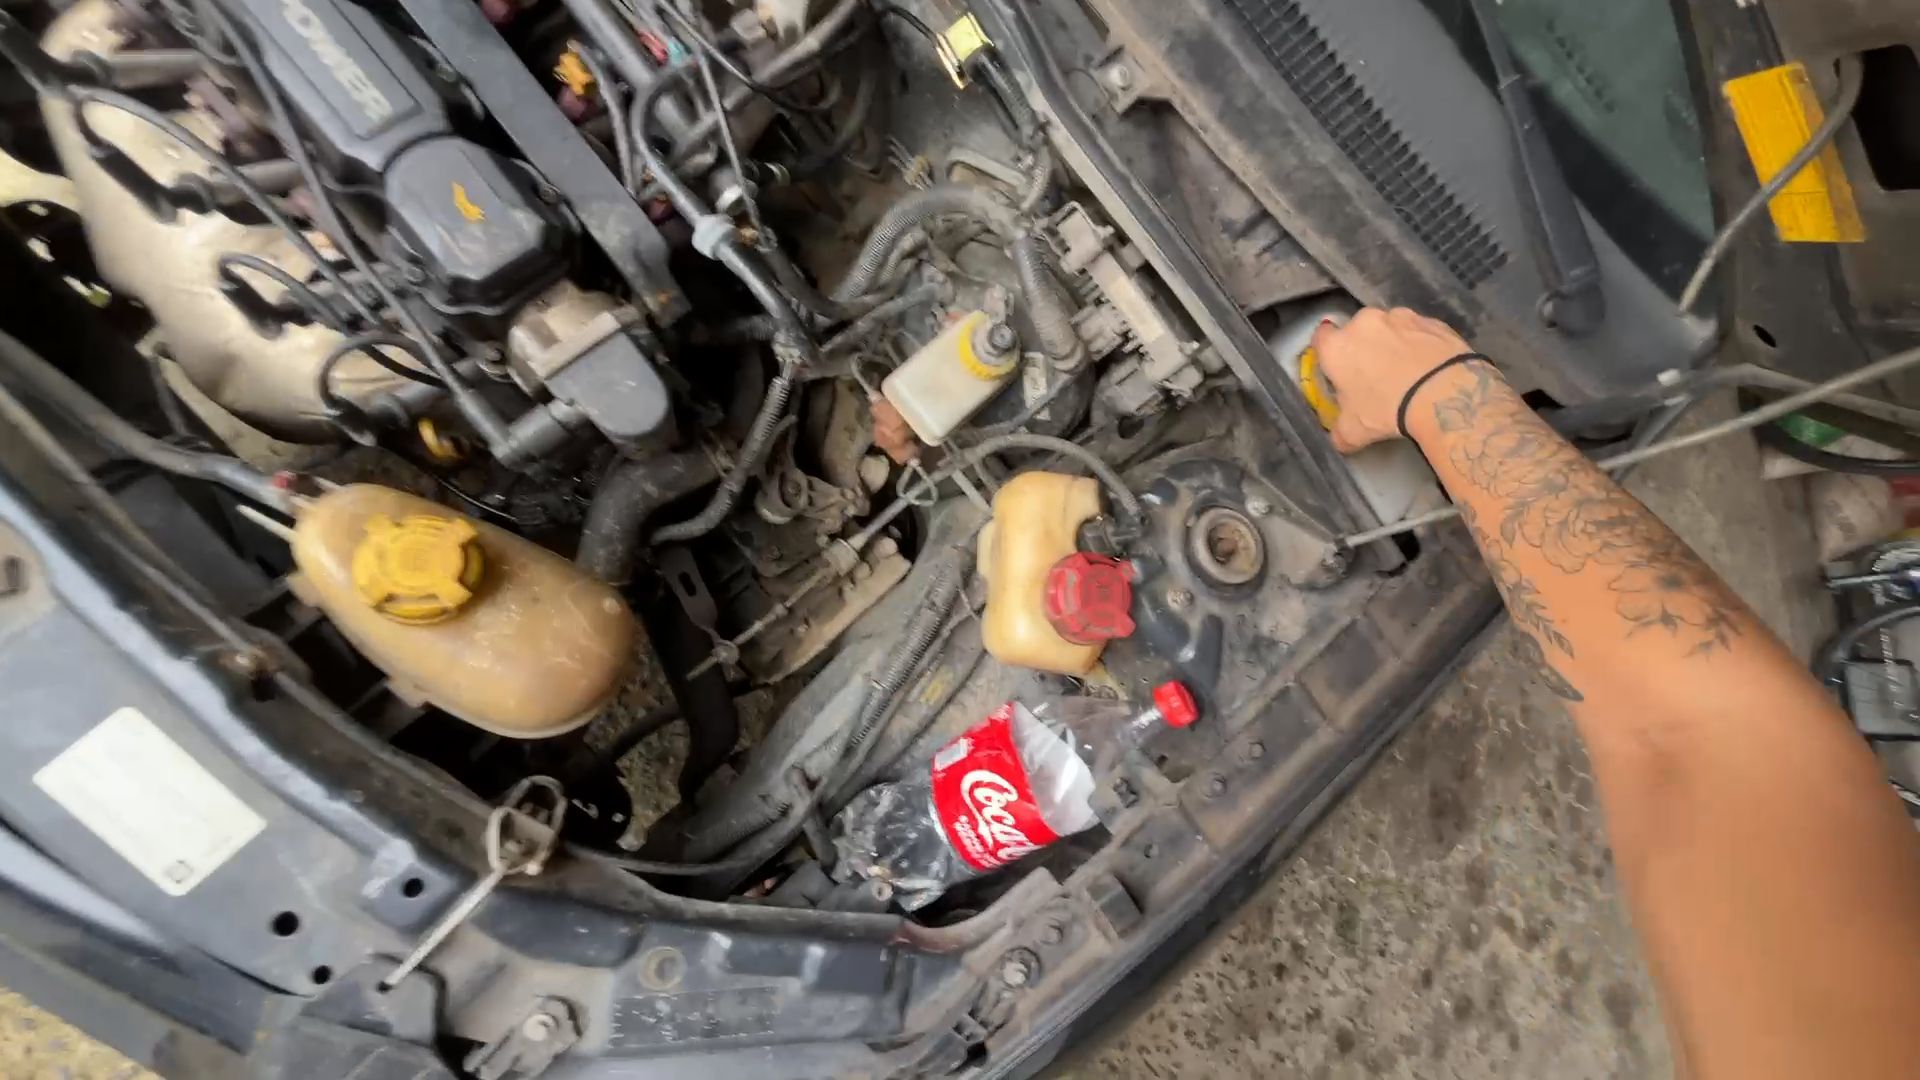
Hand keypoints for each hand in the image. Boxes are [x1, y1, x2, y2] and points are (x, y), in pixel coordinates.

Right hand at [1311, 307, 1484, 451]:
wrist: (1445, 394)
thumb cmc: (1386, 408)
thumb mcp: (1353, 432)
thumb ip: (1338, 432)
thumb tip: (1339, 438)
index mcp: (1336, 347)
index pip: (1320, 338)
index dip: (1327, 353)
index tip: (1336, 369)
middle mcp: (1364, 323)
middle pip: (1356, 331)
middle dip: (1361, 347)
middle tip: (1372, 374)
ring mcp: (1400, 316)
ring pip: (1388, 327)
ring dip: (1391, 342)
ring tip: (1405, 369)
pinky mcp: (1432, 320)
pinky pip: (1417, 330)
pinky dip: (1418, 343)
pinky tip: (1426, 364)